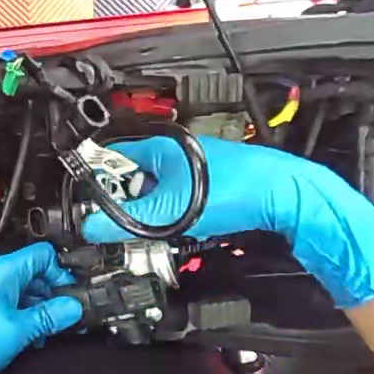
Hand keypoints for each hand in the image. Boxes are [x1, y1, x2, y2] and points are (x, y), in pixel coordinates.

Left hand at [0, 242, 83, 373]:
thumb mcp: (17, 331)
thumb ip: (49, 317)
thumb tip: (75, 306)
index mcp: (3, 271)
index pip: (44, 255)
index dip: (63, 274)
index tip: (74, 298)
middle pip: (36, 274)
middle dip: (54, 296)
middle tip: (67, 321)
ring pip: (24, 293)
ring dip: (39, 311)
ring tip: (47, 335)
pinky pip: (9, 307)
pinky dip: (22, 320)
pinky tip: (27, 340)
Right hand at [81, 136, 373, 307]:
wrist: (285, 196)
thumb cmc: (237, 190)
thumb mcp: (172, 211)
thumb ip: (127, 221)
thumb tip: (92, 227)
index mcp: (160, 146)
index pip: (110, 159)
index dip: (96, 183)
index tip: (88, 206)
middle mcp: (173, 152)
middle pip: (129, 178)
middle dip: (122, 202)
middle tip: (118, 225)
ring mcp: (190, 166)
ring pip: (151, 190)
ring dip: (145, 211)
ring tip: (149, 227)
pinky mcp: (204, 182)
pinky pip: (171, 197)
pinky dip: (166, 213)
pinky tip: (172, 226)